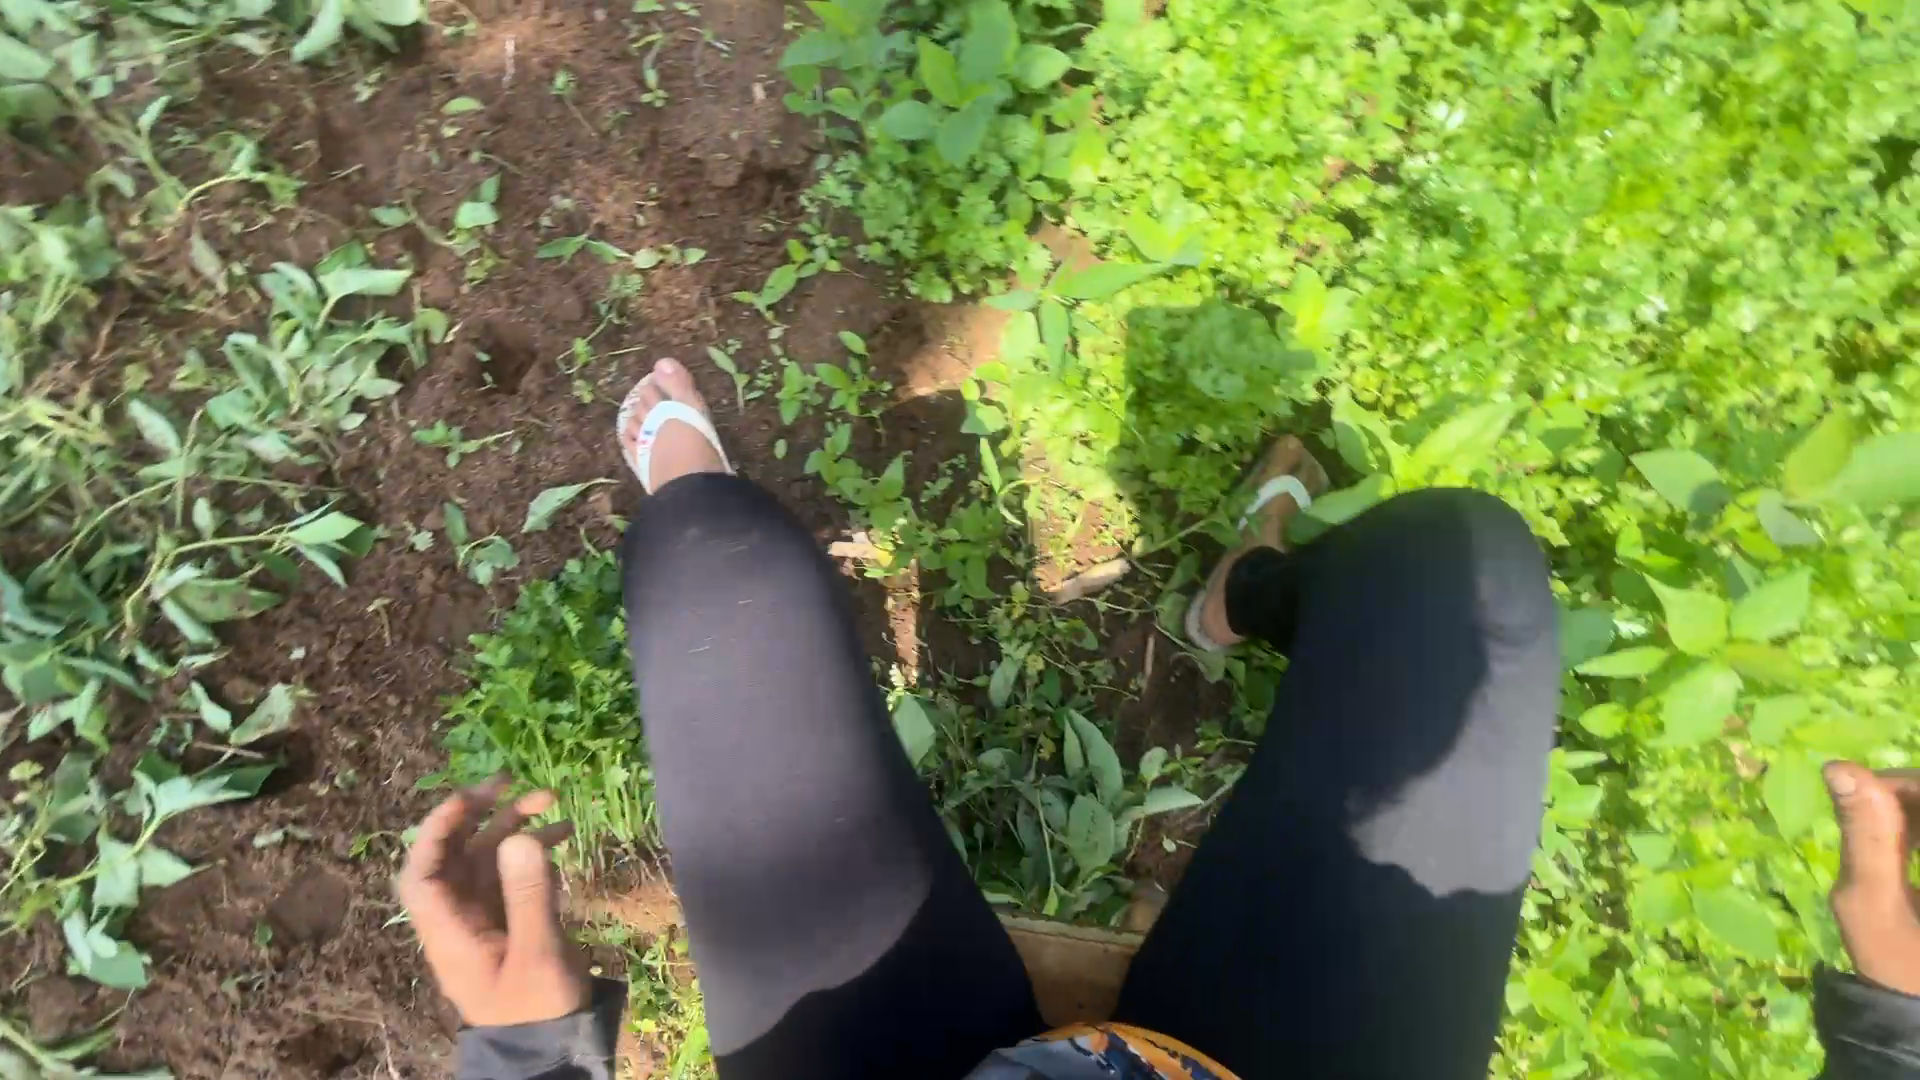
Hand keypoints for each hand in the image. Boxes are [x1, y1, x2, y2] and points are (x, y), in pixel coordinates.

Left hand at [397, 778, 587, 1026]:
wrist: (551, 1048)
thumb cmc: (538, 1006)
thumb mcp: (538, 952)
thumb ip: (529, 894)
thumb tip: (518, 837)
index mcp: (449, 934)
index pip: (422, 874)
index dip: (436, 831)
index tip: (470, 796)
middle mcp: (461, 920)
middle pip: (455, 858)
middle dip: (479, 816)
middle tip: (511, 782)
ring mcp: (487, 919)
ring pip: (488, 860)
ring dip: (513, 826)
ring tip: (550, 798)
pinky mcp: (513, 919)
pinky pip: (516, 873)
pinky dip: (536, 848)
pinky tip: (564, 833)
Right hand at [1825, 762, 1919, 995]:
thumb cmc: (1898, 960)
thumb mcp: (1869, 898)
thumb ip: (1864, 834)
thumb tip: (1838, 766)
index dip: (1900, 784)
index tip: (1853, 795)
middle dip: (1908, 796)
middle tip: (1863, 812)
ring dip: (1914, 812)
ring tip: (1890, 834)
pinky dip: (1919, 829)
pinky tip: (1910, 846)